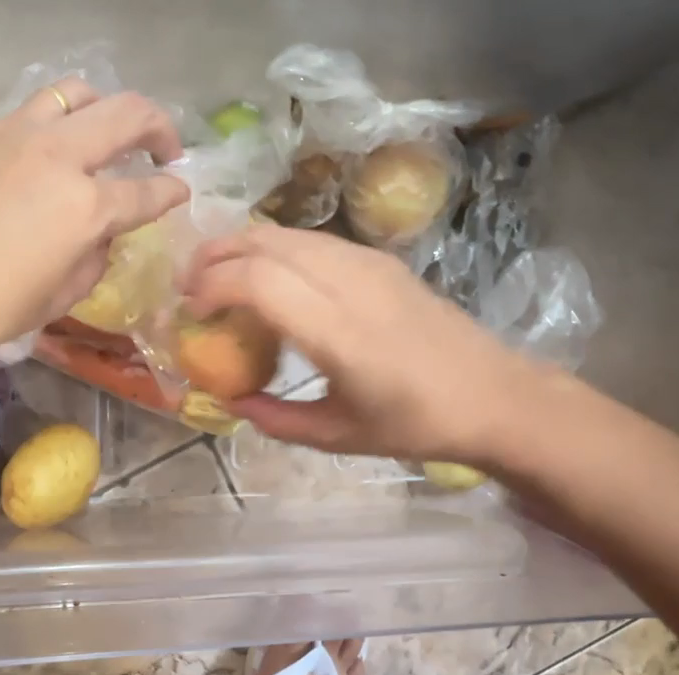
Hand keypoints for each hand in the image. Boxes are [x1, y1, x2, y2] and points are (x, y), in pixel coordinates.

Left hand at [0, 78, 189, 366]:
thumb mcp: (53, 302)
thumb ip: (91, 263)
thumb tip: (100, 239)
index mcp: (83, 208)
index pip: (145, 193)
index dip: (171, 194)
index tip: (181, 192)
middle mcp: (57, 157)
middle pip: (126, 115)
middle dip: (159, 128)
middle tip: (165, 150)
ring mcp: (16, 136)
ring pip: (77, 94)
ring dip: (105, 109)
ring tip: (107, 135)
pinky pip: (34, 112)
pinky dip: (58, 123)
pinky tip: (50, 154)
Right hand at [183, 225, 537, 464]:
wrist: (492, 395)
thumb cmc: (414, 425)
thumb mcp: (336, 435)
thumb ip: (274, 419)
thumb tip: (230, 401)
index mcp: (339, 333)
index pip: (258, 280)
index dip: (212, 286)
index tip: (189, 311)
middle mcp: (352, 285)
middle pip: (267, 243)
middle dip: (215, 256)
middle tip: (186, 287)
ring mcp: (370, 265)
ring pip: (289, 234)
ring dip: (243, 248)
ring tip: (216, 278)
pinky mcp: (381, 261)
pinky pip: (313, 242)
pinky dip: (275, 251)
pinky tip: (266, 279)